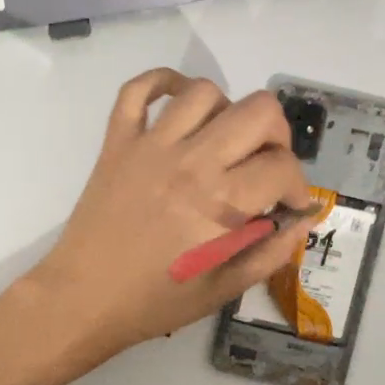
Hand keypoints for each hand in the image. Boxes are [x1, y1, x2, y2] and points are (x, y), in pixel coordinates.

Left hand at [24, 69, 316, 364]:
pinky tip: (178, 102)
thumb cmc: (154, 301)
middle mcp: (190, 161)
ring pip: (204, 92)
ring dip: (227, 111)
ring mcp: (150, 145)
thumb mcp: (222, 290)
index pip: (282, 167)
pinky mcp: (116, 142)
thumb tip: (302, 220)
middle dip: (277, 137)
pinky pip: (137, 90)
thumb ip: (270, 253)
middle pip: (258, 111)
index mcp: (220, 202)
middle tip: (266, 167)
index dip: (297, 187)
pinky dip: (162, 83)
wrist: (82, 298)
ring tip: (223, 142)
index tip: (287, 207)